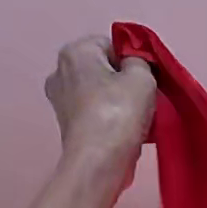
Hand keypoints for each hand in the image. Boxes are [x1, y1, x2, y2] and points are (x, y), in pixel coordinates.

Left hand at [44, 35, 154, 182]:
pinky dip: (111, 117)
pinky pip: (95, 112)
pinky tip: (127, 130)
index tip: (146, 78)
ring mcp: (60, 100)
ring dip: (120, 101)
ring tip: (140, 117)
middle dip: (125, 81)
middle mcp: (60, 72)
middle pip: (104, 69)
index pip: (112, 45)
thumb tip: (132, 65)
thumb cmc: (119, 113)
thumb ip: (140, 60)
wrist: (99, 163)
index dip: (133, 60)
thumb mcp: (142, 75)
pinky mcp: (66, 125)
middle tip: (145, 98)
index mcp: (74, 52)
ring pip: (100, 92)